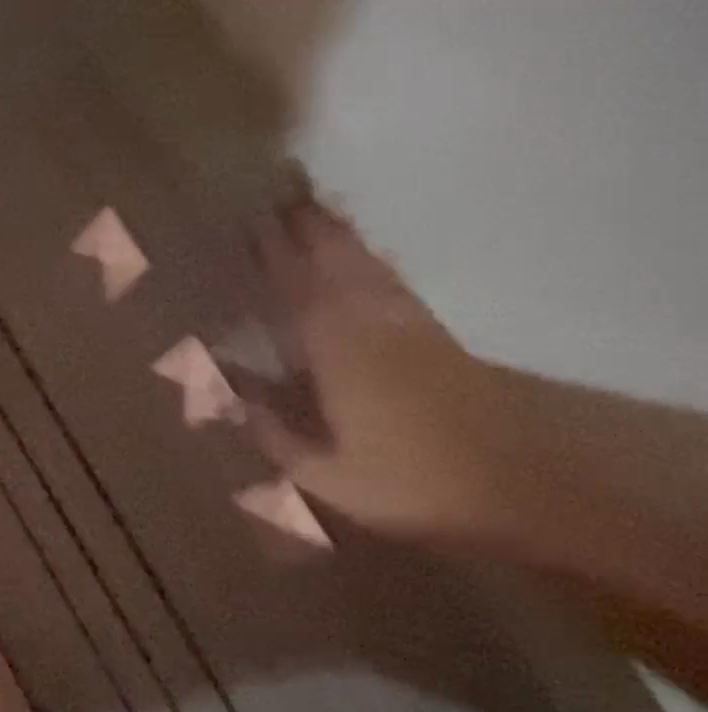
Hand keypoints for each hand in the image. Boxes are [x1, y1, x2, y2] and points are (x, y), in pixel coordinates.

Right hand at [245, 194, 534, 539]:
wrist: (509, 490)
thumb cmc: (402, 486)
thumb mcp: (319, 473)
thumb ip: (272, 430)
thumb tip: (227, 393)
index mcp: (344, 359)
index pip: (301, 296)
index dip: (277, 260)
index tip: (252, 227)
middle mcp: (379, 331)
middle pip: (341, 269)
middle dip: (312, 233)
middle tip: (283, 197)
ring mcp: (413, 332)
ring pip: (372, 271)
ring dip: (343, 240)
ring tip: (316, 212)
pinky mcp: (437, 342)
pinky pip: (395, 287)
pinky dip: (373, 264)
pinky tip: (363, 259)